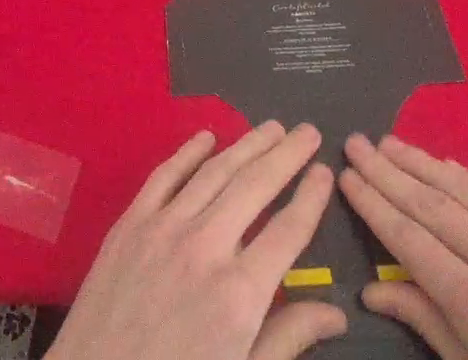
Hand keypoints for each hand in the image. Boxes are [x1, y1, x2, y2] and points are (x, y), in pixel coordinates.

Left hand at [48, 123, 347, 359]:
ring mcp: (163, 228)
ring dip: (246, 145)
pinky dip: (187, 153)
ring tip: (272, 128)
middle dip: (286, 155)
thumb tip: (337, 313)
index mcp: (240, 292)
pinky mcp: (129, 224)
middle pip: (255, 187)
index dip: (311, 197)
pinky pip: (164, 176)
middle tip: (307, 131)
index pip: (289, 229)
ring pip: (214, 173)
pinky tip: (206, 136)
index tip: (325, 171)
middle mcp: (206, 247)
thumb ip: (287, 338)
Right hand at [340, 134, 467, 359]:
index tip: (347, 176)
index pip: (412, 241)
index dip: (375, 206)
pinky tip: (446, 165)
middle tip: (356, 143)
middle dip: (389, 173)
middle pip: (436, 208)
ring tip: (389, 144)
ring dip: (424, 165)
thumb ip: (428, 324)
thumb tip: (373, 288)